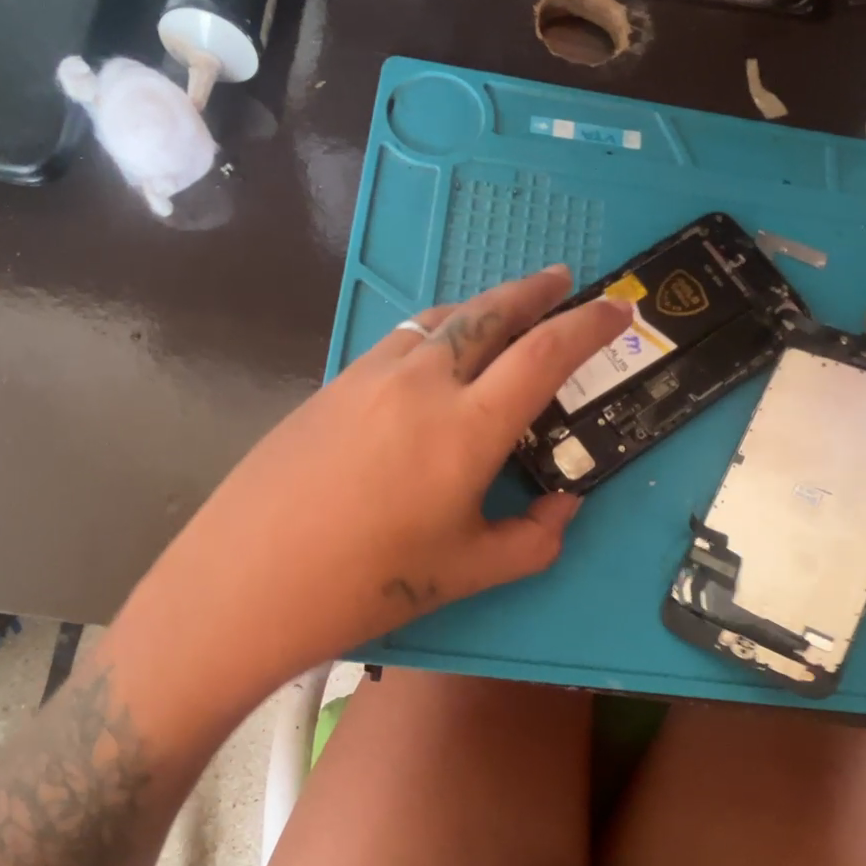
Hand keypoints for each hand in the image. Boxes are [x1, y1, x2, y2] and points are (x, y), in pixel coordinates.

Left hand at [139, 265, 631, 673]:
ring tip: (507, 314)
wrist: (248, 580)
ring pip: (441, 319)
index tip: (618, 309)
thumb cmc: (369, 583)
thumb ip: (536, 537)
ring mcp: (371, 375)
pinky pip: (403, 341)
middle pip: (491, 312)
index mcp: (468, 427)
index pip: (545, 354)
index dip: (590, 325)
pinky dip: (439, 333)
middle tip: (564, 282)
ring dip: (484, 307)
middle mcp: (423, 382)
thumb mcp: (471, 572)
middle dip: (536, 290)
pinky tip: (438, 360)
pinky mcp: (334, 384)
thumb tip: (565, 503)